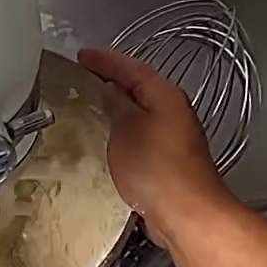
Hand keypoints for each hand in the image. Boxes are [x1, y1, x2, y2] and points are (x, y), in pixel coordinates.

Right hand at [77, 47, 230, 239]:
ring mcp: (169, 135)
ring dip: (115, 104)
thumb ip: (116, 105)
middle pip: (137, 86)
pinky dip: (119, 127)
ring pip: (137, 110)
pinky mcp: (163, 157)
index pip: (130, 68)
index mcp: (164, 97)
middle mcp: (171, 112)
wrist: (182, 210)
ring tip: (90, 103)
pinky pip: (137, 132)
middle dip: (111, 78)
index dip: (104, 60)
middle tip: (84, 75)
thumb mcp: (126, 128)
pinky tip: (106, 136)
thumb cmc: (157, 170)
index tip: (83, 56)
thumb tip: (110, 91)